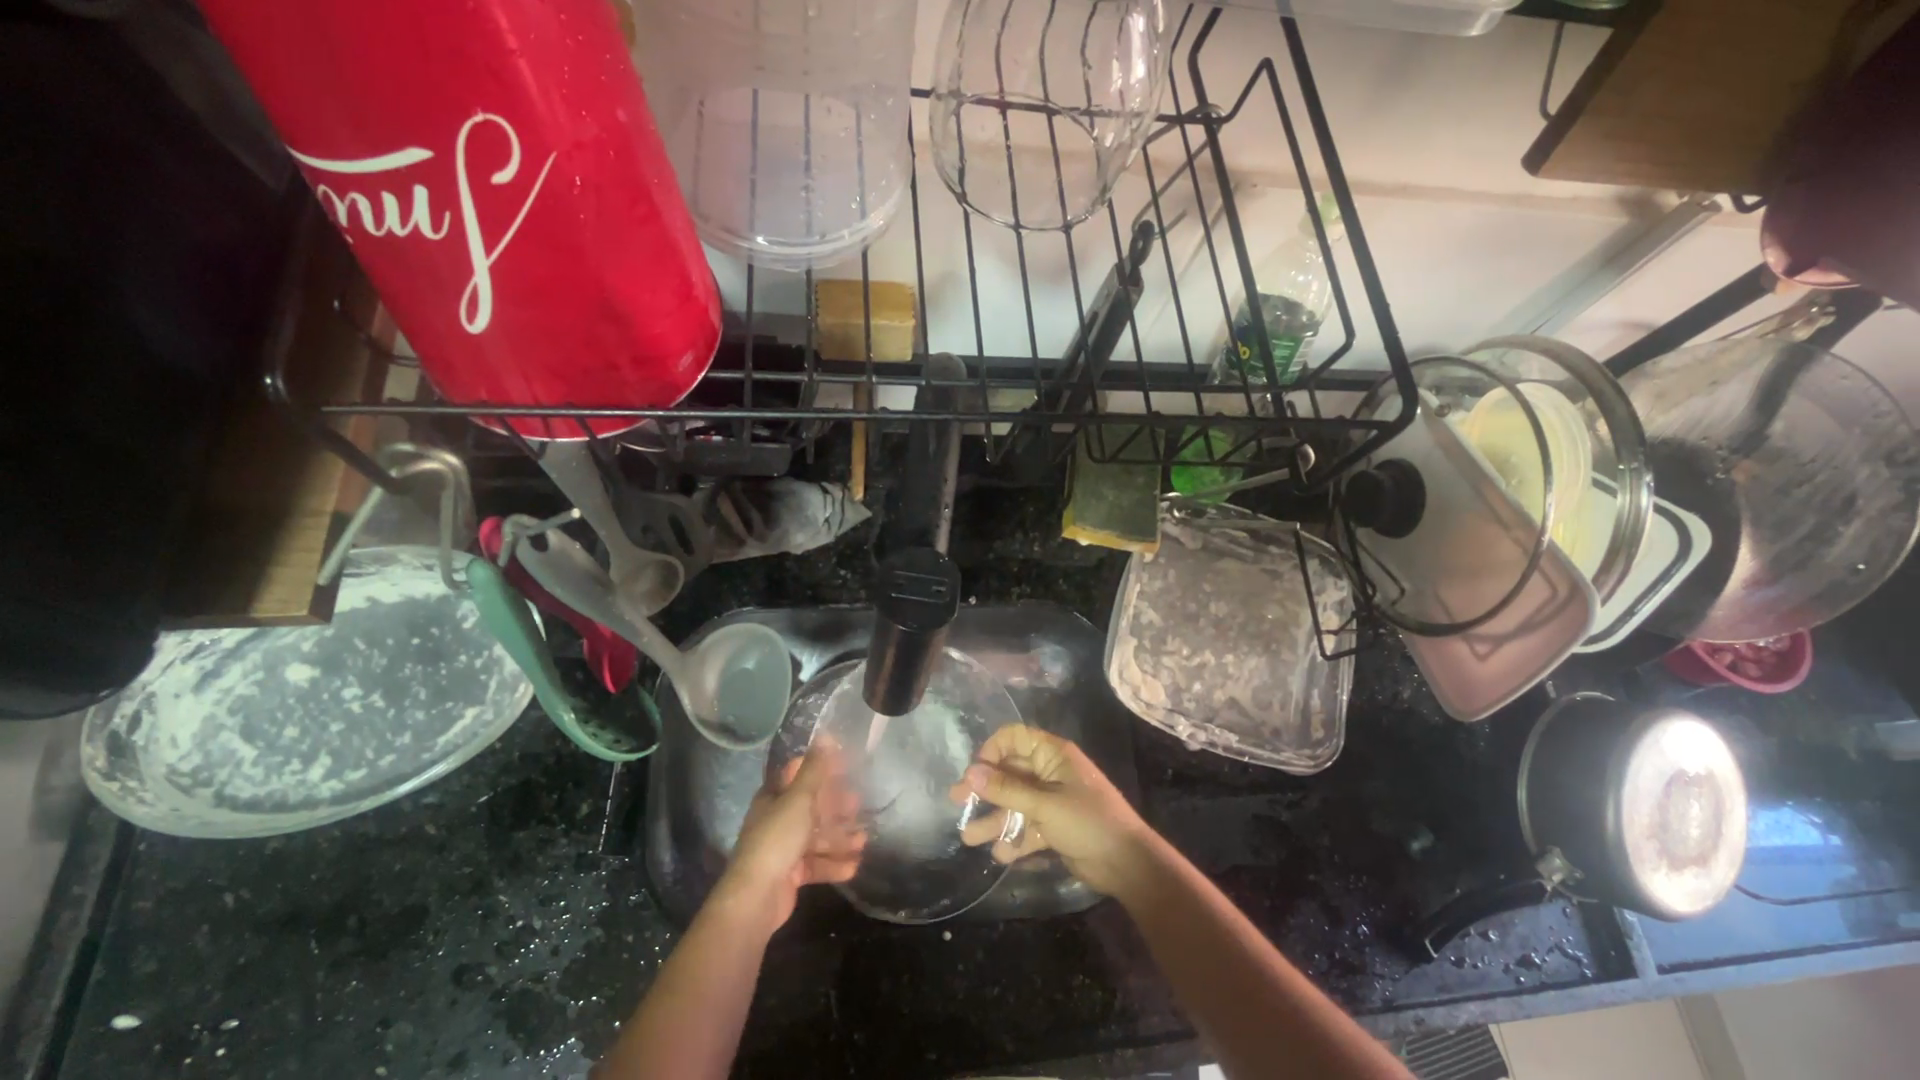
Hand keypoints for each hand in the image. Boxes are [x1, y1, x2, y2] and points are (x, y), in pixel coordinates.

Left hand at [720, 742, 865, 929]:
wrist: (756, 896)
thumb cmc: (777, 839)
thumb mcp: (798, 800)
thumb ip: (814, 770)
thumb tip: (825, 733)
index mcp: (773, 798)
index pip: (798, 777)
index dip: (821, 771)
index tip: (847, 768)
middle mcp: (776, 820)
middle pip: (811, 809)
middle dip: (836, 808)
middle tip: (860, 805)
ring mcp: (783, 849)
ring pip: (816, 838)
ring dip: (840, 839)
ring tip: (863, 840)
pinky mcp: (790, 875)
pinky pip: (816, 865)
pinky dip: (833, 864)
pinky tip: (854, 867)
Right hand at [948, 725, 1155, 896]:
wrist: (1126, 862)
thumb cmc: (1088, 822)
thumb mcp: (1044, 804)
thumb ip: (1006, 790)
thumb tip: (969, 773)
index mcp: (1053, 755)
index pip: (1015, 738)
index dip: (992, 751)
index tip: (975, 772)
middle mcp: (1050, 772)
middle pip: (1009, 772)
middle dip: (984, 789)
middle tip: (956, 802)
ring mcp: (1052, 800)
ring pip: (1015, 803)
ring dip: (994, 819)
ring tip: (969, 838)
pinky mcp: (1054, 827)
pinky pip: (1026, 826)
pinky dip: (1014, 838)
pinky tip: (1001, 854)